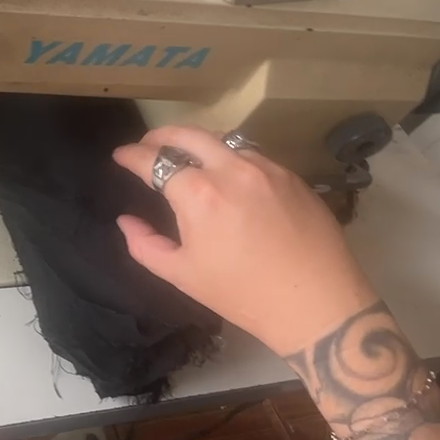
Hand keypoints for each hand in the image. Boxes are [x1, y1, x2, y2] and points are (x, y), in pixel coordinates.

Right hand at [112, 126, 378, 355]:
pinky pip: (252, 155)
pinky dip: (229, 157)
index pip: (154, 160)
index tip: (120, 156)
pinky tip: (227, 177)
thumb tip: (126, 221)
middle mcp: (231, 169)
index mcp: (199, 194)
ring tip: (186, 157)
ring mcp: (266, 169)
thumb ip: (144, 244)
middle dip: (160, 136)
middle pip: (187, 134)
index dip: (131, 155)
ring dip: (197, 143)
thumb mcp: (182, 275)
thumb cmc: (243, 295)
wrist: (319, 305)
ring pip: (222, 140)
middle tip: (147, 146)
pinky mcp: (292, 176)